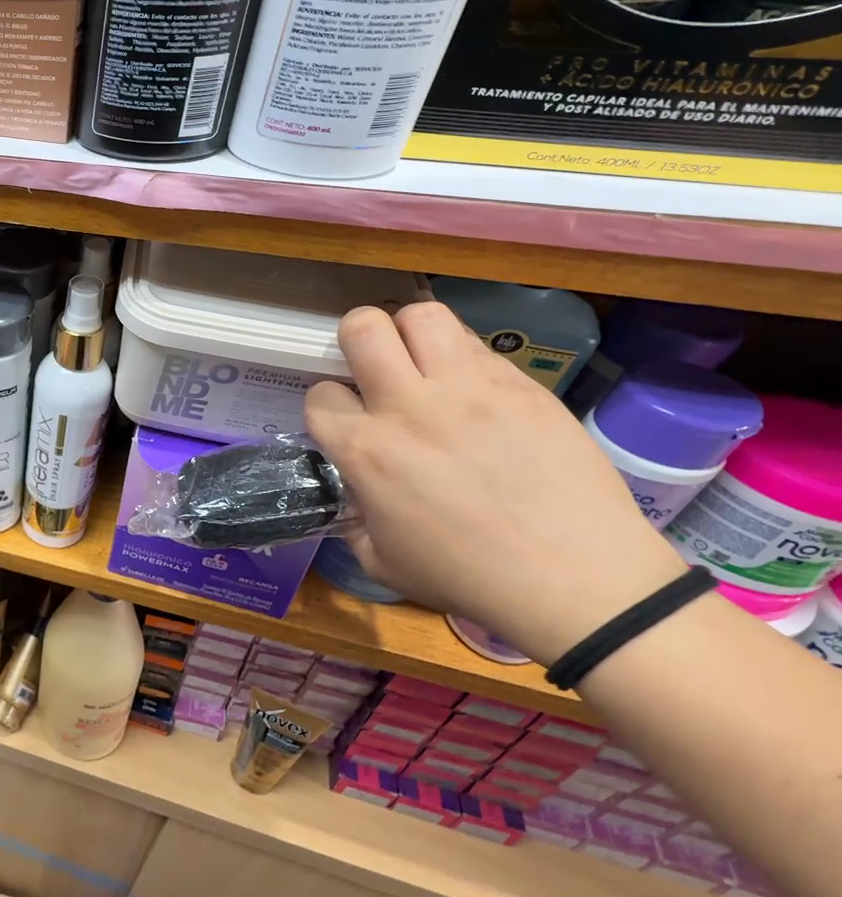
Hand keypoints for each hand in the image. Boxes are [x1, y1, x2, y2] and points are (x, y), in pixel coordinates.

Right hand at [304, 303, 686, 664]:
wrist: (577, 580)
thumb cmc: (468, 578)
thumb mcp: (380, 559)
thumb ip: (354, 516)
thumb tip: (358, 492)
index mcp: (365, 451)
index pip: (320, 394)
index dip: (328, 407)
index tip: (347, 421)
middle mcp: (408, 407)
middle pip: (363, 328)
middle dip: (356, 340)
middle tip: (373, 367)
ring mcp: (470, 390)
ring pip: (422, 315)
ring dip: (410, 332)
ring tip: (421, 361)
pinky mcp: (522, 387)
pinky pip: (478, 345)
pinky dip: (462, 357)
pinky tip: (472, 390)